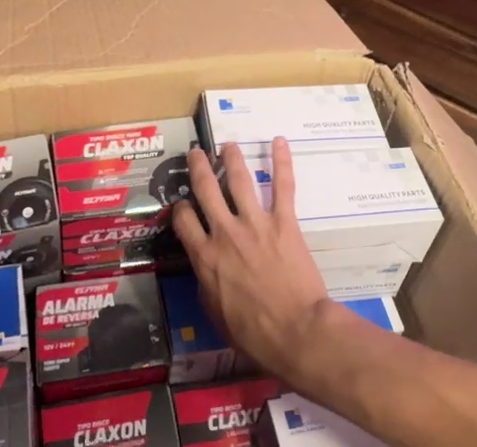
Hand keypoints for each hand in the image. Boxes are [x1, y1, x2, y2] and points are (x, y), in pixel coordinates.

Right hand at [171, 138, 332, 380]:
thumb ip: (207, 285)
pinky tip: (280, 142)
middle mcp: (225, 232)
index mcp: (205, 257)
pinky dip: (282, 162)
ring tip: (229, 145)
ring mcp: (255, 223)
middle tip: (197, 153)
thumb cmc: (253, 333)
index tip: (183, 205)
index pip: (184, 220)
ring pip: (239, 179)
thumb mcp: (215, 314)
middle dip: (198, 167)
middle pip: (206, 189)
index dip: (181, 208)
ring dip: (232, 158)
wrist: (295, 331)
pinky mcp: (284, 222)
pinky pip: (283, 186)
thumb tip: (205, 270)